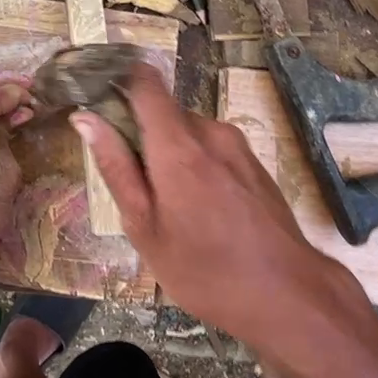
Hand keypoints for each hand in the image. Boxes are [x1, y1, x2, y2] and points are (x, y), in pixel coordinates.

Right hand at [75, 65, 335, 335]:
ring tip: (168, 207)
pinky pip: (210, 148)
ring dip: (168, 154)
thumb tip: (85, 118)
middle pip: (162, 112)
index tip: (96, 97)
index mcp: (177, 144)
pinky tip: (199, 212)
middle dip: (141, 135)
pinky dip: (194, 166)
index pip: (143, 81)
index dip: (117, 79)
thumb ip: (115, 167)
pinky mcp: (254, 163)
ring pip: (187, 132)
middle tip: (133, 184)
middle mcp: (210, 132)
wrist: (292, 298)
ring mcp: (237, 146)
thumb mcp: (144, 227)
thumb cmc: (205, 270)